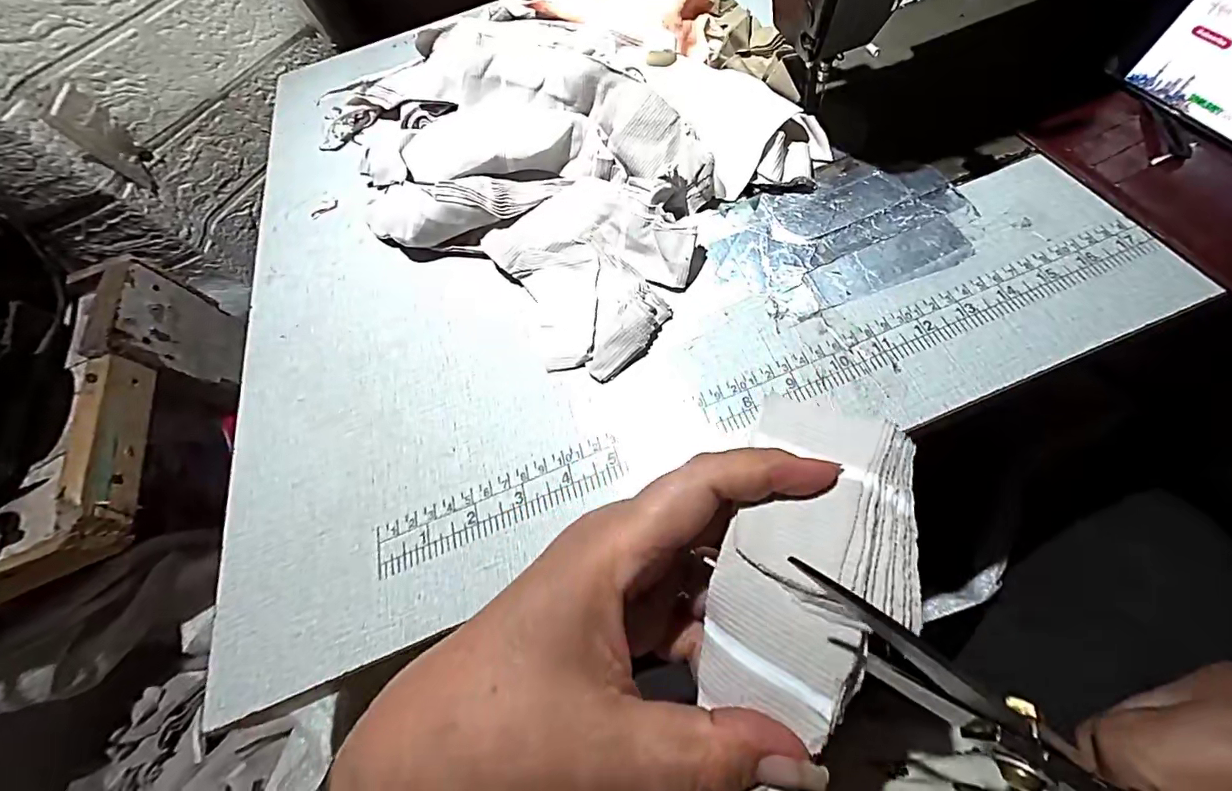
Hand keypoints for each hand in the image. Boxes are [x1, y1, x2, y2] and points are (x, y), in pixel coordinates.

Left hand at [333, 449, 840, 790]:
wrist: (402, 774)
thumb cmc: (485, 739)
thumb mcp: (608, 749)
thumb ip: (712, 756)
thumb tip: (800, 763)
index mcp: (614, 546)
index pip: (707, 482)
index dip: (771, 470)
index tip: (824, 475)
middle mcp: (618, 550)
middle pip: (710, 511)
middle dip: (772, 516)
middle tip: (830, 528)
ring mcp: (614, 585)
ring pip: (700, 561)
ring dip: (749, 577)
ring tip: (804, 594)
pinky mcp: (612, 622)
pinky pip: (683, 604)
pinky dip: (721, 623)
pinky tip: (748, 658)